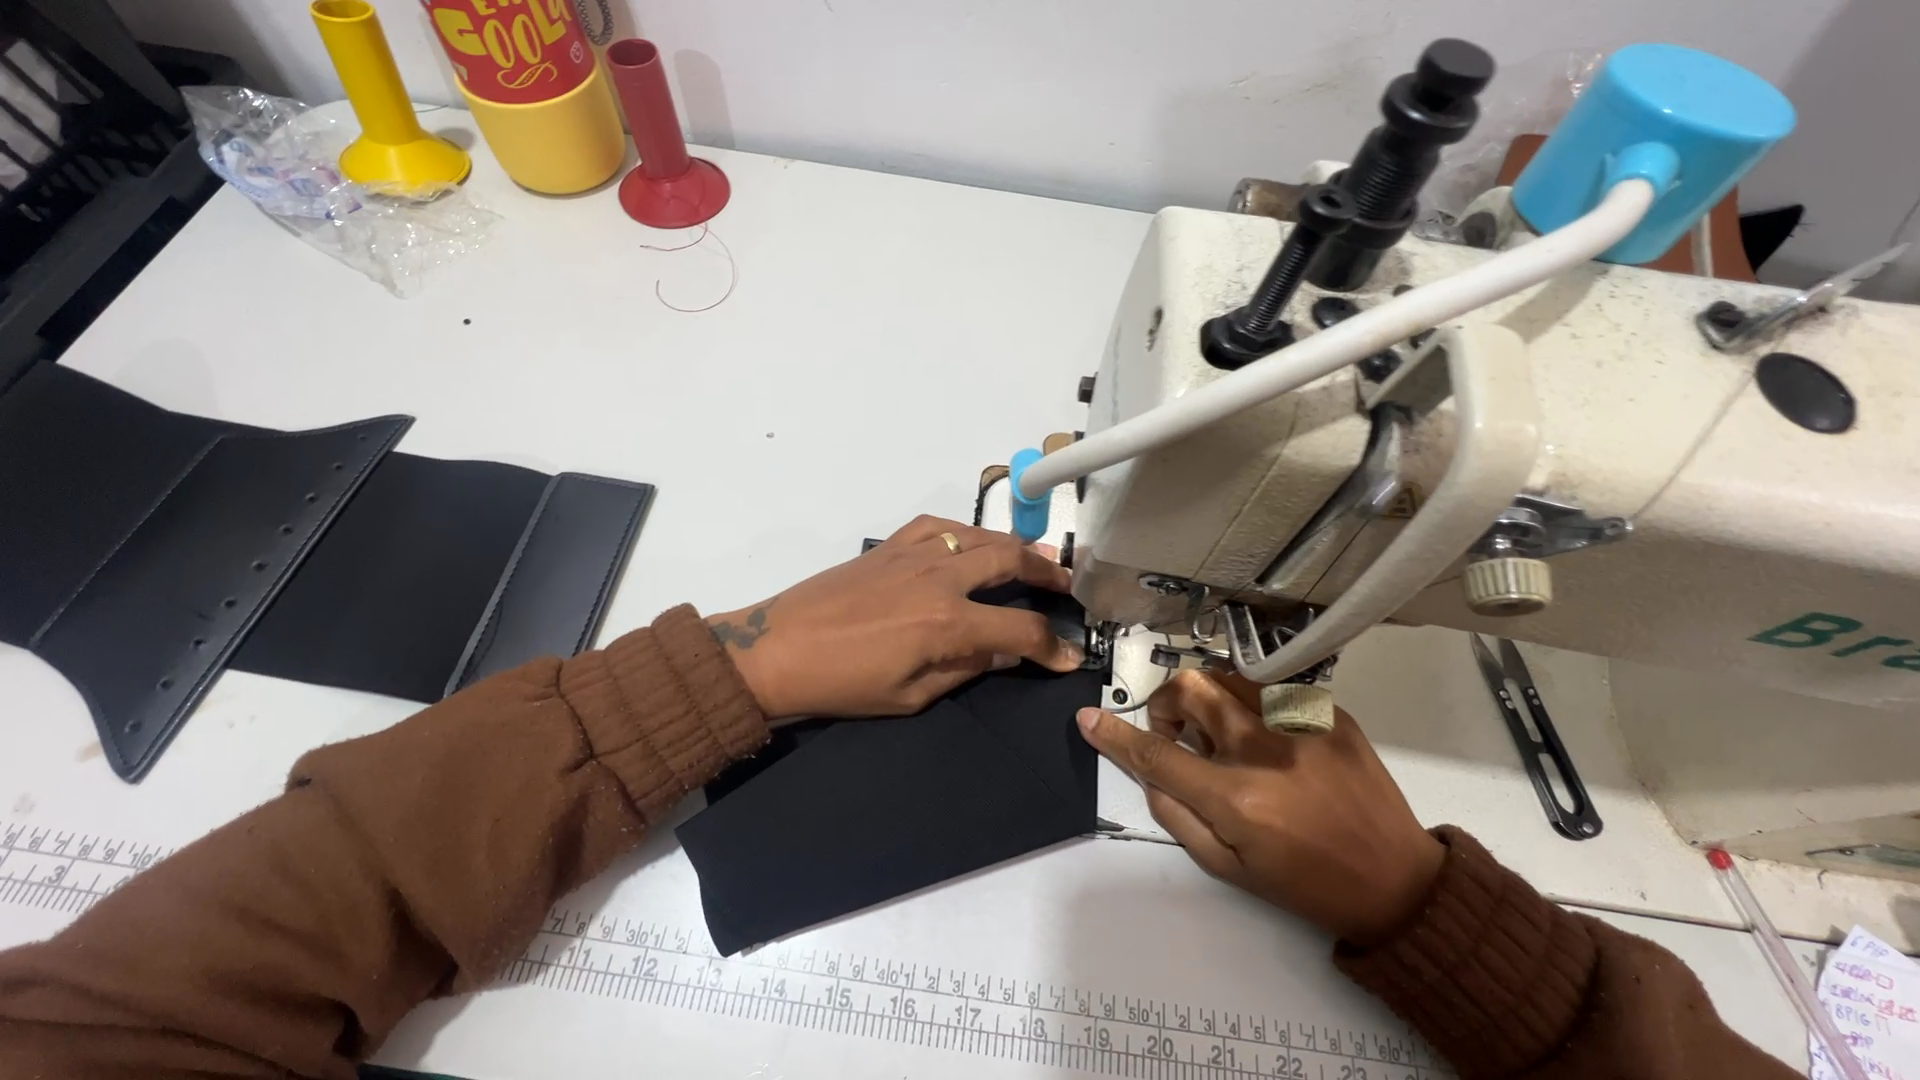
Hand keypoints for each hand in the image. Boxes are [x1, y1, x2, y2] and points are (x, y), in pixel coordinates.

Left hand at [708, 516, 1082, 719]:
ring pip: (980, 536)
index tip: (1069, 655)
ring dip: (1014, 546)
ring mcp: (914, 554)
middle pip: (1011, 561)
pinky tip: (972, 543)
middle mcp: (940, 578)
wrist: (778, 650)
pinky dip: (966, 532)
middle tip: (1066, 585)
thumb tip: (1004, 652)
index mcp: (948, 623)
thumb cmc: (844, 684)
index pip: (1021, 629)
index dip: (1052, 645)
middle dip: (1047, 573)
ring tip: (1033, 558)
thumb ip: (965, 667)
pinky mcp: (891, 546)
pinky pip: (939, 526)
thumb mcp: (911, 695)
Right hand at [1076, 672, 1443, 945]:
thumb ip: (1176, 816)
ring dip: (1207, 698)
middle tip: (1178, 734)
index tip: (1089, 719)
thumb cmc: (1304, 883)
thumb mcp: (1228, 867)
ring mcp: (1303, 724)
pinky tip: (1267, 736)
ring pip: (1228, 675)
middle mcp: (1266, 750)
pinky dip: (1251, 704)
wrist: (1397, 881)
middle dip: (1167, 705)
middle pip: (1191, 689)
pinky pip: (1272, 687)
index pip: (1157, 754)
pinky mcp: (1331, 713)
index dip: (1116, 736)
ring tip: (1223, 733)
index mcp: (1237, 799)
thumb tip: (1148, 771)